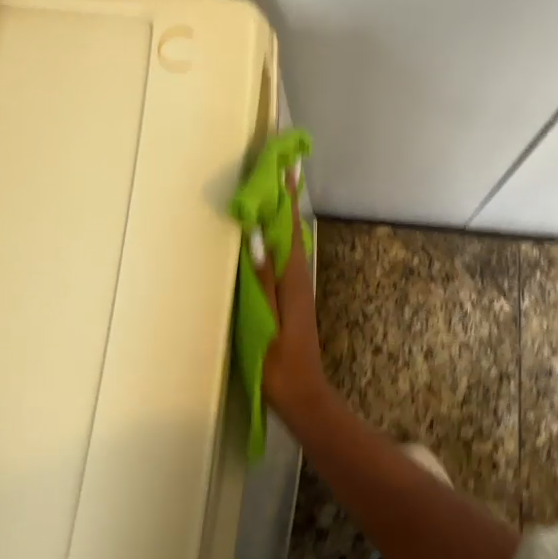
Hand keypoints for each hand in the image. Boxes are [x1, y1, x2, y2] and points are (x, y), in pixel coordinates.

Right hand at [257, 174, 331, 426]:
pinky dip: (275, 238)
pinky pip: (283, 256)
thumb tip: (255, 237)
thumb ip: (261, 279)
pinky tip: (264, 237)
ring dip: (278, 215)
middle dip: (282, 197)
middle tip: (273, 165)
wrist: (303, 395)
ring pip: (287, 241)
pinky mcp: (291, 298)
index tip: (286, 163)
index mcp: (293, 277)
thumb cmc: (279, 361)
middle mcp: (298, 276)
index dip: (286, 195)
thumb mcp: (264, 320)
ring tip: (267, 189)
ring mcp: (297, 287)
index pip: (288, 225)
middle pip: (289, 228)